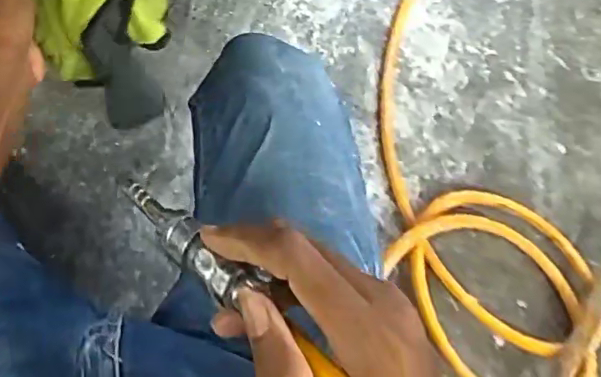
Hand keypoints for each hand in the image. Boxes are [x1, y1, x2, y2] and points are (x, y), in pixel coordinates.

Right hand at [202, 221, 435, 376]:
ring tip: (235, 315)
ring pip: (315, 262)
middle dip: (251, 253)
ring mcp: (395, 310)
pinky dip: (297, 291)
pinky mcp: (395, 320)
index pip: (295, 253)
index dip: (244, 240)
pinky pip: (334, 284)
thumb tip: (246, 298)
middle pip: (304, 248)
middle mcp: (386, 304)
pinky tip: (275, 322)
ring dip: (269, 274)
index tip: (205, 242)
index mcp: (371, 332)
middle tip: (213, 275)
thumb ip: (279, 360)